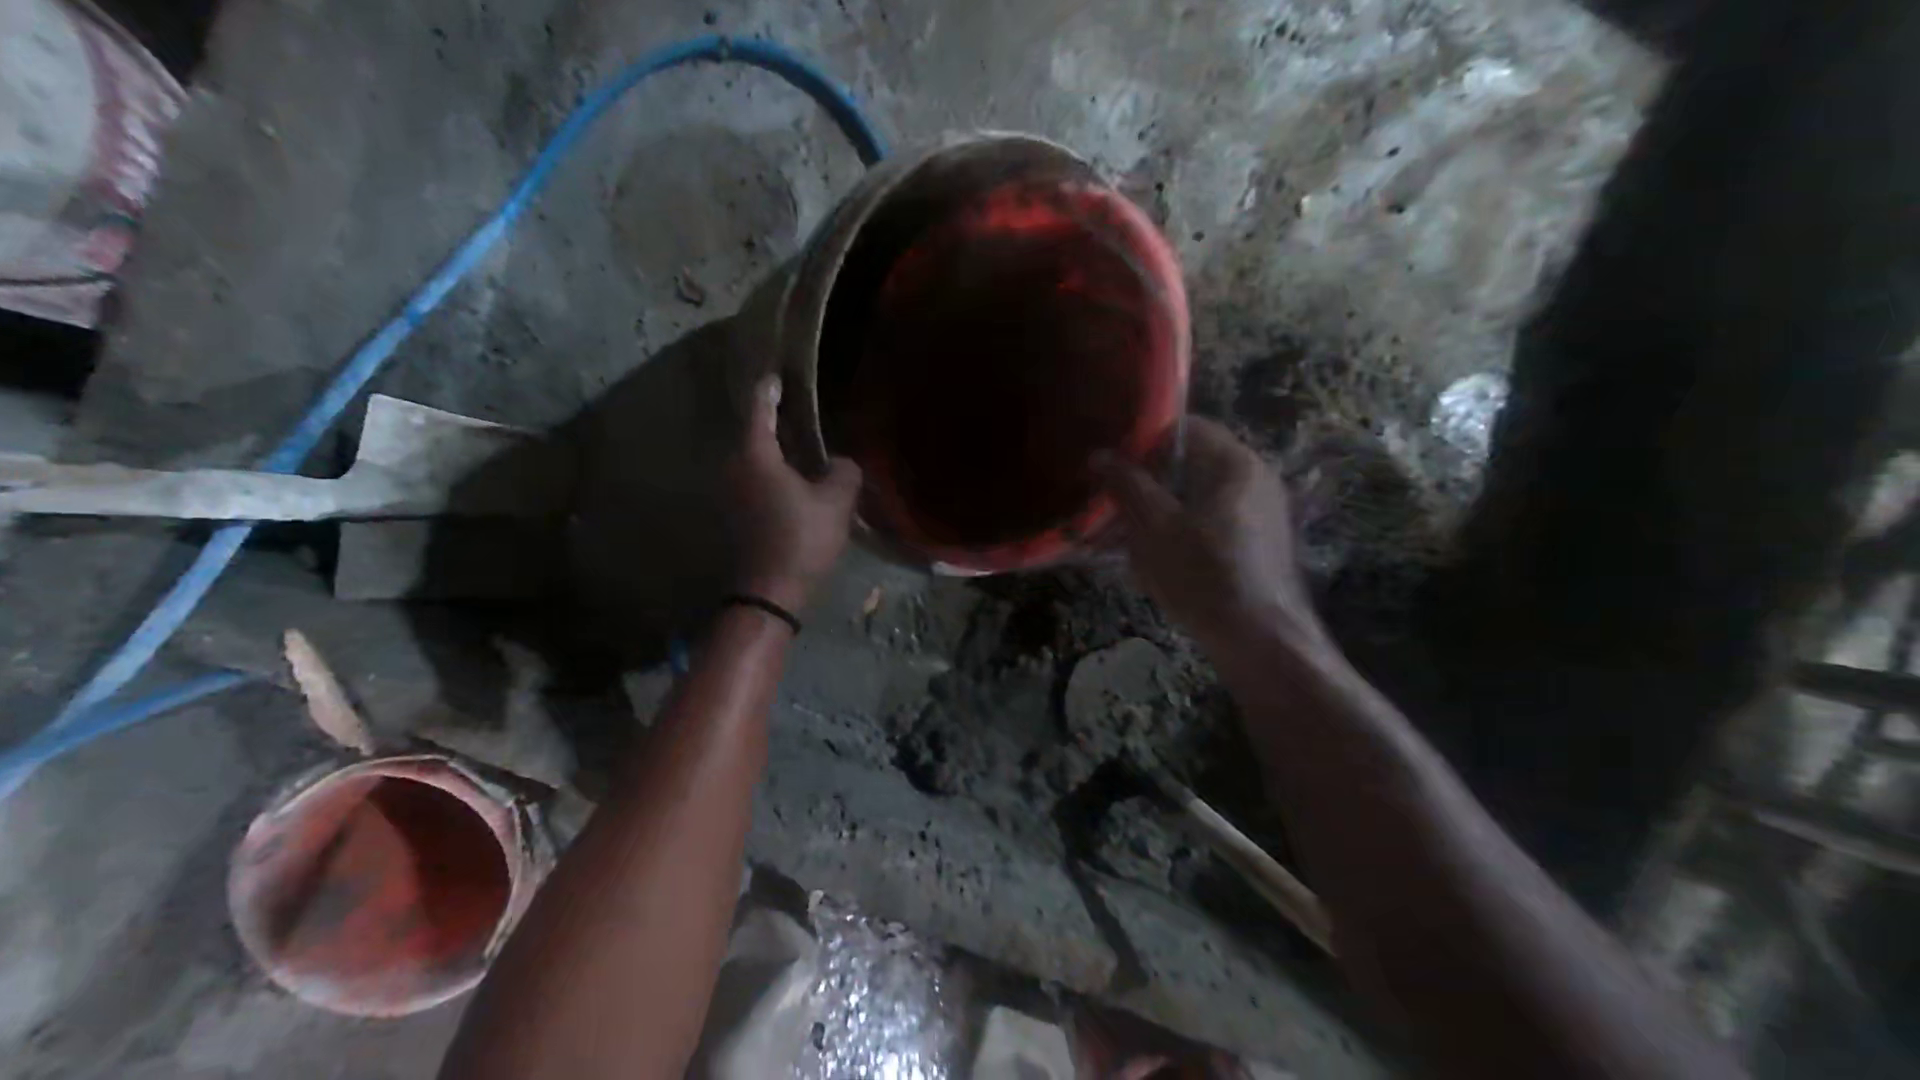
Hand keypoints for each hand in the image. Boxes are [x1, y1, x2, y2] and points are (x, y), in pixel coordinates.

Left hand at [726, 375, 862, 612]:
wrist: (769, 591)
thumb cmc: (802, 539)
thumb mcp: (836, 501)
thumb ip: (844, 471)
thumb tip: (841, 463)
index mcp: (755, 454)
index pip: (759, 406)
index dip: (771, 386)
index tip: (780, 371)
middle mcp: (733, 465)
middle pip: (754, 430)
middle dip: (777, 417)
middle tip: (804, 406)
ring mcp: (730, 489)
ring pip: (754, 456)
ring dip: (777, 447)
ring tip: (805, 441)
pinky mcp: (734, 511)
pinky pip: (754, 476)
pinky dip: (772, 469)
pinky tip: (796, 475)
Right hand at [1096, 417, 1330, 652]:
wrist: (1262, 641)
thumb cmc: (1205, 576)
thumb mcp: (1154, 528)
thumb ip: (1127, 486)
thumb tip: (1100, 455)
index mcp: (1237, 464)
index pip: (1186, 429)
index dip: (1144, 441)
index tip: (1112, 465)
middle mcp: (1255, 480)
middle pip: (1189, 467)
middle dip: (1145, 485)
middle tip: (1110, 505)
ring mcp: (1260, 514)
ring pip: (1195, 500)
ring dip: (1157, 514)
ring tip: (1121, 540)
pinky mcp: (1256, 545)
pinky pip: (1208, 526)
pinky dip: (1178, 534)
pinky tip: (1152, 563)